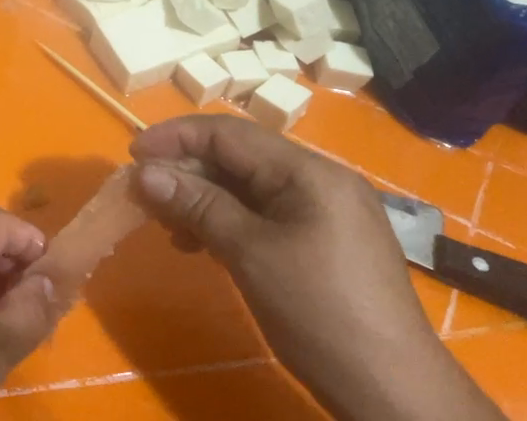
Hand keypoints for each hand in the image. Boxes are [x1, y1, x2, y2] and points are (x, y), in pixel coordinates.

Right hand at [133, 115, 504, 420]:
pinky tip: (201, 244)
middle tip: (143, 194)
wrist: (394, 392)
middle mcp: (321, 181)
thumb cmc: (318, 310)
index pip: (229, 134)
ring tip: (167, 225)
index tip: (132, 154)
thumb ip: (197, 205)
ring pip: (247, 187)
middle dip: (186, 171)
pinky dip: (227, 221)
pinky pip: (264, 214)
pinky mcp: (325, 242)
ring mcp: (326, 212)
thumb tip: (144, 174)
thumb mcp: (249, 253)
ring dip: (202, 198)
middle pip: (238, 157)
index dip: (175, 137)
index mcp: (310, 172)